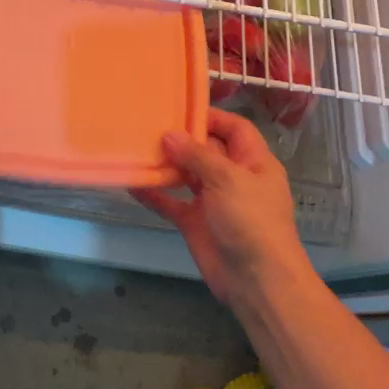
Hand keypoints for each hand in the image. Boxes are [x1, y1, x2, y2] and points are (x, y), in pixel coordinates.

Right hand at [132, 110, 306, 309]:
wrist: (257, 280)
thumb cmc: (251, 222)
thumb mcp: (228, 180)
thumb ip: (197, 155)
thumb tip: (169, 135)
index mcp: (254, 162)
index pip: (234, 128)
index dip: (211, 116)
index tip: (178, 108)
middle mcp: (233, 178)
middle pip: (206, 149)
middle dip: (181, 138)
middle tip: (147, 124)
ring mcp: (213, 201)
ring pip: (186, 174)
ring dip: (164, 164)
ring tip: (136, 148)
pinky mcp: (195, 222)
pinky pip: (171, 202)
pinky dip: (154, 194)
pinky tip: (131, 183)